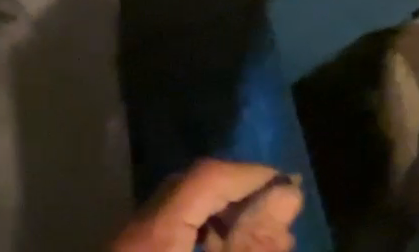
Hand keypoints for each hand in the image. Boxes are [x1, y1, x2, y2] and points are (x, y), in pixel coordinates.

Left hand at [111, 160, 302, 251]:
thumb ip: (253, 241)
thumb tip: (289, 194)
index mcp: (156, 227)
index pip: (207, 176)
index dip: (250, 174)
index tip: (288, 185)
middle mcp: (138, 227)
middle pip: (191, 189)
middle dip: (237, 194)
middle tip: (277, 209)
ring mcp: (129, 242)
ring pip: (180, 212)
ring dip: (221, 216)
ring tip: (255, 233)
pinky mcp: (134, 251)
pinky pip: (169, 233)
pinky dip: (200, 235)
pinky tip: (222, 246)